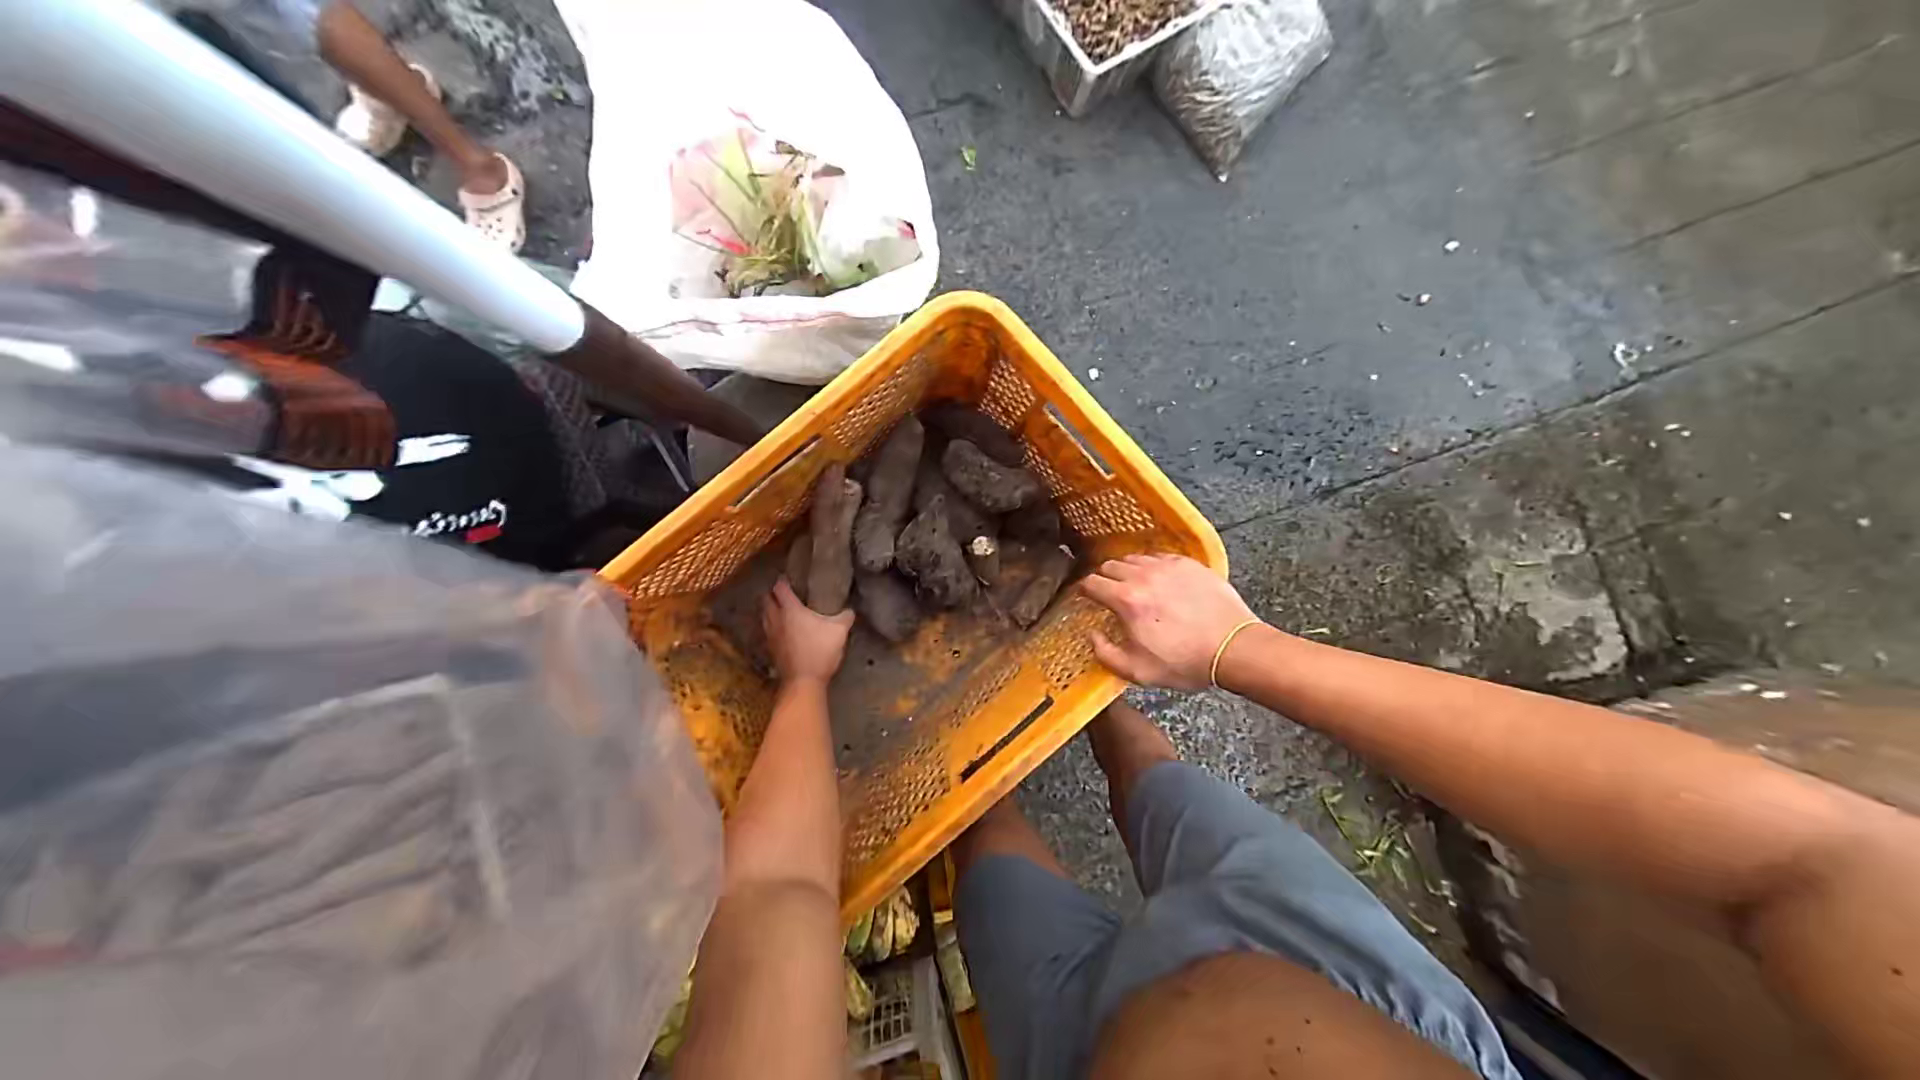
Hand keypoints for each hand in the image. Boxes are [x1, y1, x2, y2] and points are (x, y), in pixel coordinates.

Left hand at [762, 578, 853, 684]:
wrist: (803, 681)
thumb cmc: (820, 651)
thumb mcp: (839, 631)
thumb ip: (845, 616)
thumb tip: (849, 610)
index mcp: (790, 609)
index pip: (780, 587)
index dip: (783, 580)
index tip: (790, 577)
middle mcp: (776, 619)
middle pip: (766, 599)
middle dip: (773, 593)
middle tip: (784, 591)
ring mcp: (770, 634)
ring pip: (764, 614)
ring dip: (770, 608)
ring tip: (781, 608)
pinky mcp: (770, 648)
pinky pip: (767, 629)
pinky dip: (771, 624)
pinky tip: (782, 629)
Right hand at [1081, 554, 1259, 689]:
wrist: (1234, 648)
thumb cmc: (1187, 662)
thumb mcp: (1138, 672)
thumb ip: (1106, 654)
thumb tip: (1093, 636)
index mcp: (1127, 600)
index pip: (1091, 583)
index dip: (1083, 590)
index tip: (1085, 596)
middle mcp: (1144, 576)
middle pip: (1110, 566)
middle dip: (1104, 578)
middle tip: (1108, 592)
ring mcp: (1168, 567)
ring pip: (1135, 559)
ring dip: (1127, 570)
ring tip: (1133, 585)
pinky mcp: (1190, 565)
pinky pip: (1161, 557)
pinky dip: (1153, 567)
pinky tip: (1159, 581)